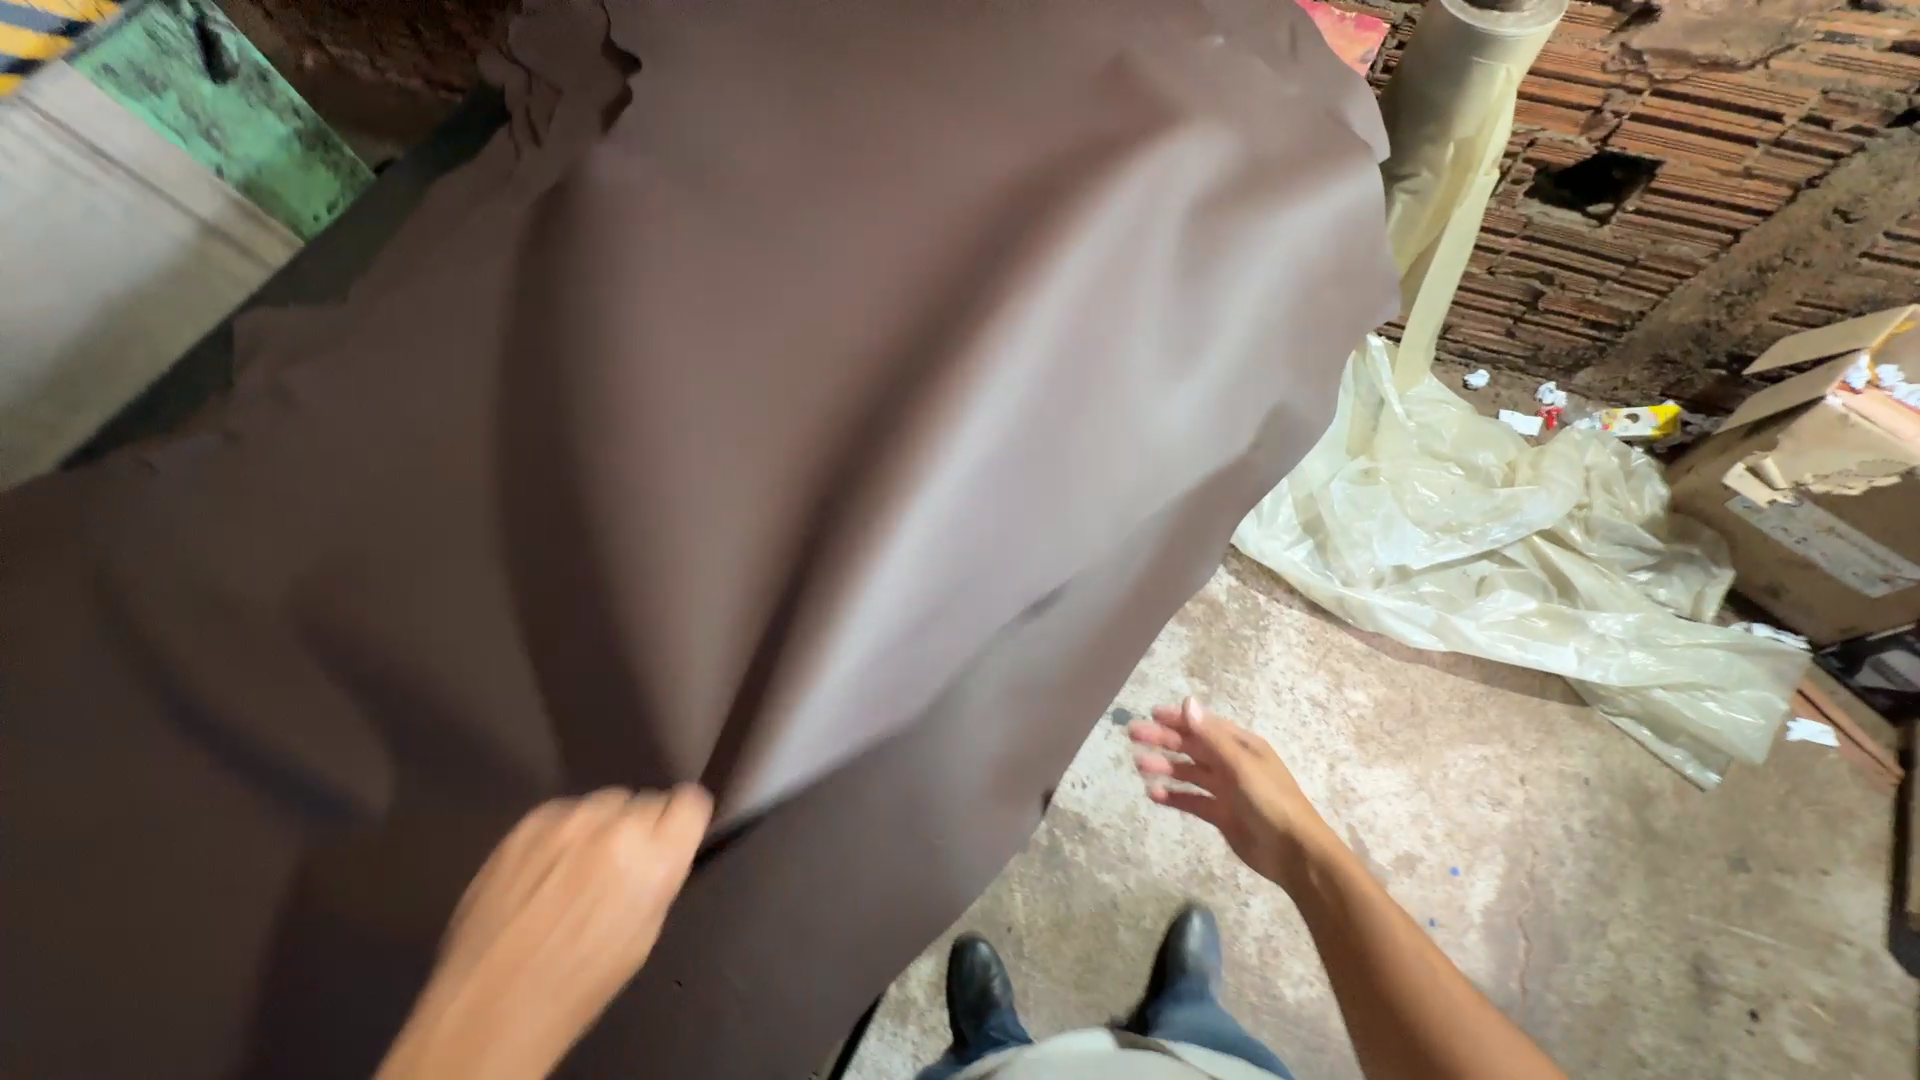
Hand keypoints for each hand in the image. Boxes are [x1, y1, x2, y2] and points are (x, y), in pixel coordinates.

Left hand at [378, 785, 712, 1079]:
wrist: (490, 1004)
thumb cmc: (578, 984)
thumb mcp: (645, 934)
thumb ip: (661, 875)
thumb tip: (663, 847)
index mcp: (655, 858)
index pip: (691, 803)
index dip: (682, 821)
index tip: (671, 838)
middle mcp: (615, 827)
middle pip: (646, 801)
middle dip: (639, 829)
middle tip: (618, 870)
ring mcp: (568, 821)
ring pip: (605, 803)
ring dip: (601, 828)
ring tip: (576, 873)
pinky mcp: (527, 824)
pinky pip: (563, 812)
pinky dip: (563, 834)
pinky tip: (545, 874)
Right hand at [1130, 698, 1334, 889]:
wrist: (1294, 853)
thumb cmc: (1270, 801)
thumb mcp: (1240, 765)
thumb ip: (1210, 735)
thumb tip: (1186, 701)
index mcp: (1242, 746)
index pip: (1204, 725)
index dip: (1177, 719)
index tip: (1150, 715)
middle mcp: (1232, 763)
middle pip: (1192, 747)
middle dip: (1163, 740)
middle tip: (1133, 736)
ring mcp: (1226, 790)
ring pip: (1189, 773)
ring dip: (1165, 766)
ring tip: (1138, 765)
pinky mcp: (1221, 815)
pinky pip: (1192, 800)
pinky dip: (1174, 796)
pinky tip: (1154, 795)